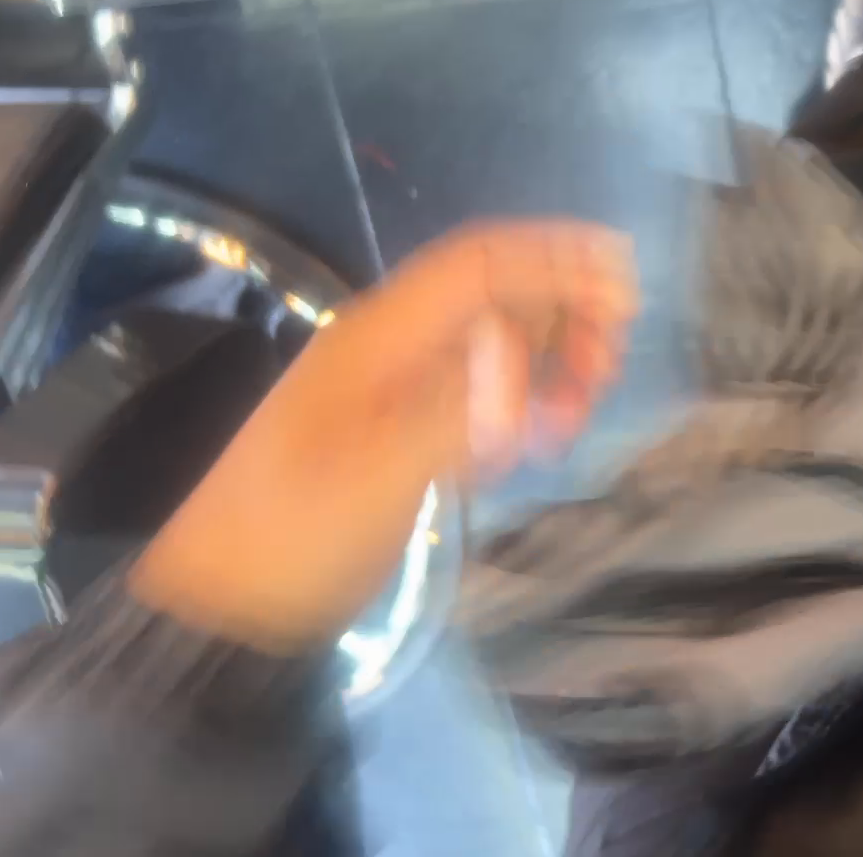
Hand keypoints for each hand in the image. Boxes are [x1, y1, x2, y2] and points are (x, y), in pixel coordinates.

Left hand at [129, 219, 637, 652]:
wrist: (241, 603)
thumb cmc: (297, 536)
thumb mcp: (372, 478)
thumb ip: (453, 408)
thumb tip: (518, 349)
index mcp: (382, 334)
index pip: (482, 265)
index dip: (555, 258)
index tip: (620, 285)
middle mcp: (407, 341)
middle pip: (509, 294)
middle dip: (572, 313)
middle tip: (610, 362)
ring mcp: (421, 378)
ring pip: (515, 338)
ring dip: (564, 357)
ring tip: (587, 402)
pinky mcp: (433, 416)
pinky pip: (506, 382)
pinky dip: (544, 394)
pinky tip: (555, 427)